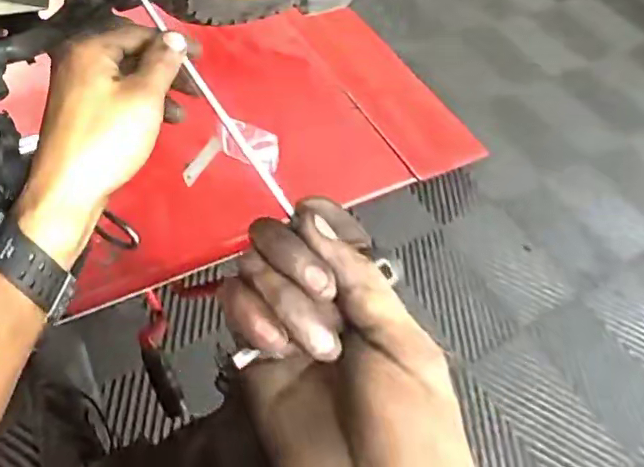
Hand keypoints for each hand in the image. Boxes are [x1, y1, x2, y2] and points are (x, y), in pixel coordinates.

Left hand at [14, 21, 188, 263]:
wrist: (68, 189)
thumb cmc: (107, 139)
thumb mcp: (144, 97)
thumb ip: (162, 61)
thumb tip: (174, 37)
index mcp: (88, 48)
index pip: (137, 31)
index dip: (172, 42)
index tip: (199, 55)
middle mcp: (77, 58)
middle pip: (130, 51)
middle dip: (165, 66)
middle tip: (194, 83)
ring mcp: (76, 83)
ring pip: (125, 74)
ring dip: (156, 87)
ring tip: (184, 108)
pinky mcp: (80, 107)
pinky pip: (115, 92)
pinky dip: (139, 100)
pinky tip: (163, 118)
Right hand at [219, 197, 471, 466]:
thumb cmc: (411, 429)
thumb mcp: (405, 348)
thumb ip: (360, 278)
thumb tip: (312, 215)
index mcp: (355, 290)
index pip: (317, 225)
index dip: (310, 221)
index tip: (317, 239)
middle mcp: (311, 294)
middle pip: (275, 236)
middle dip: (292, 258)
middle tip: (322, 295)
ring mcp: (277, 317)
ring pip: (251, 265)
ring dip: (282, 299)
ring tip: (314, 347)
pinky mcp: (247, 344)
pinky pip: (232, 301)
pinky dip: (251, 316)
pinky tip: (275, 347)